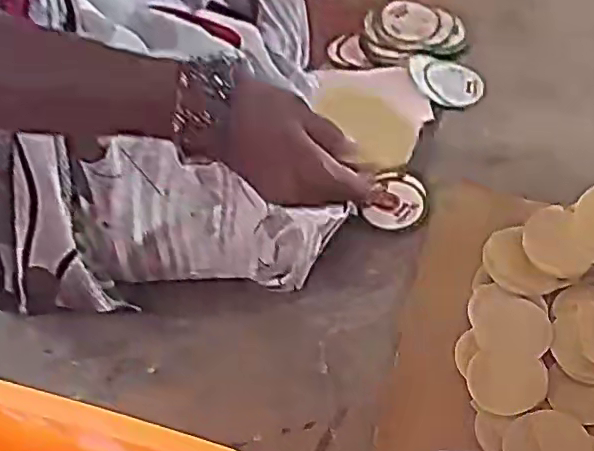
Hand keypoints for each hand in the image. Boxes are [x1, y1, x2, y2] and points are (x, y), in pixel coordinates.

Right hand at [217, 71, 394, 208]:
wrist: (211, 114)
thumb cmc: (259, 107)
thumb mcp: (302, 112)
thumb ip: (332, 138)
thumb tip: (354, 154)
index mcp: (316, 173)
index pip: (354, 190)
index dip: (371, 189)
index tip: (382, 186)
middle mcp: (304, 194)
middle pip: (339, 199)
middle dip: (352, 188)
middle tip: (363, 174)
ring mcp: (286, 198)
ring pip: (321, 201)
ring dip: (332, 189)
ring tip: (339, 171)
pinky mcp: (272, 196)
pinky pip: (303, 198)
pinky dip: (313, 188)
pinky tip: (313, 173)